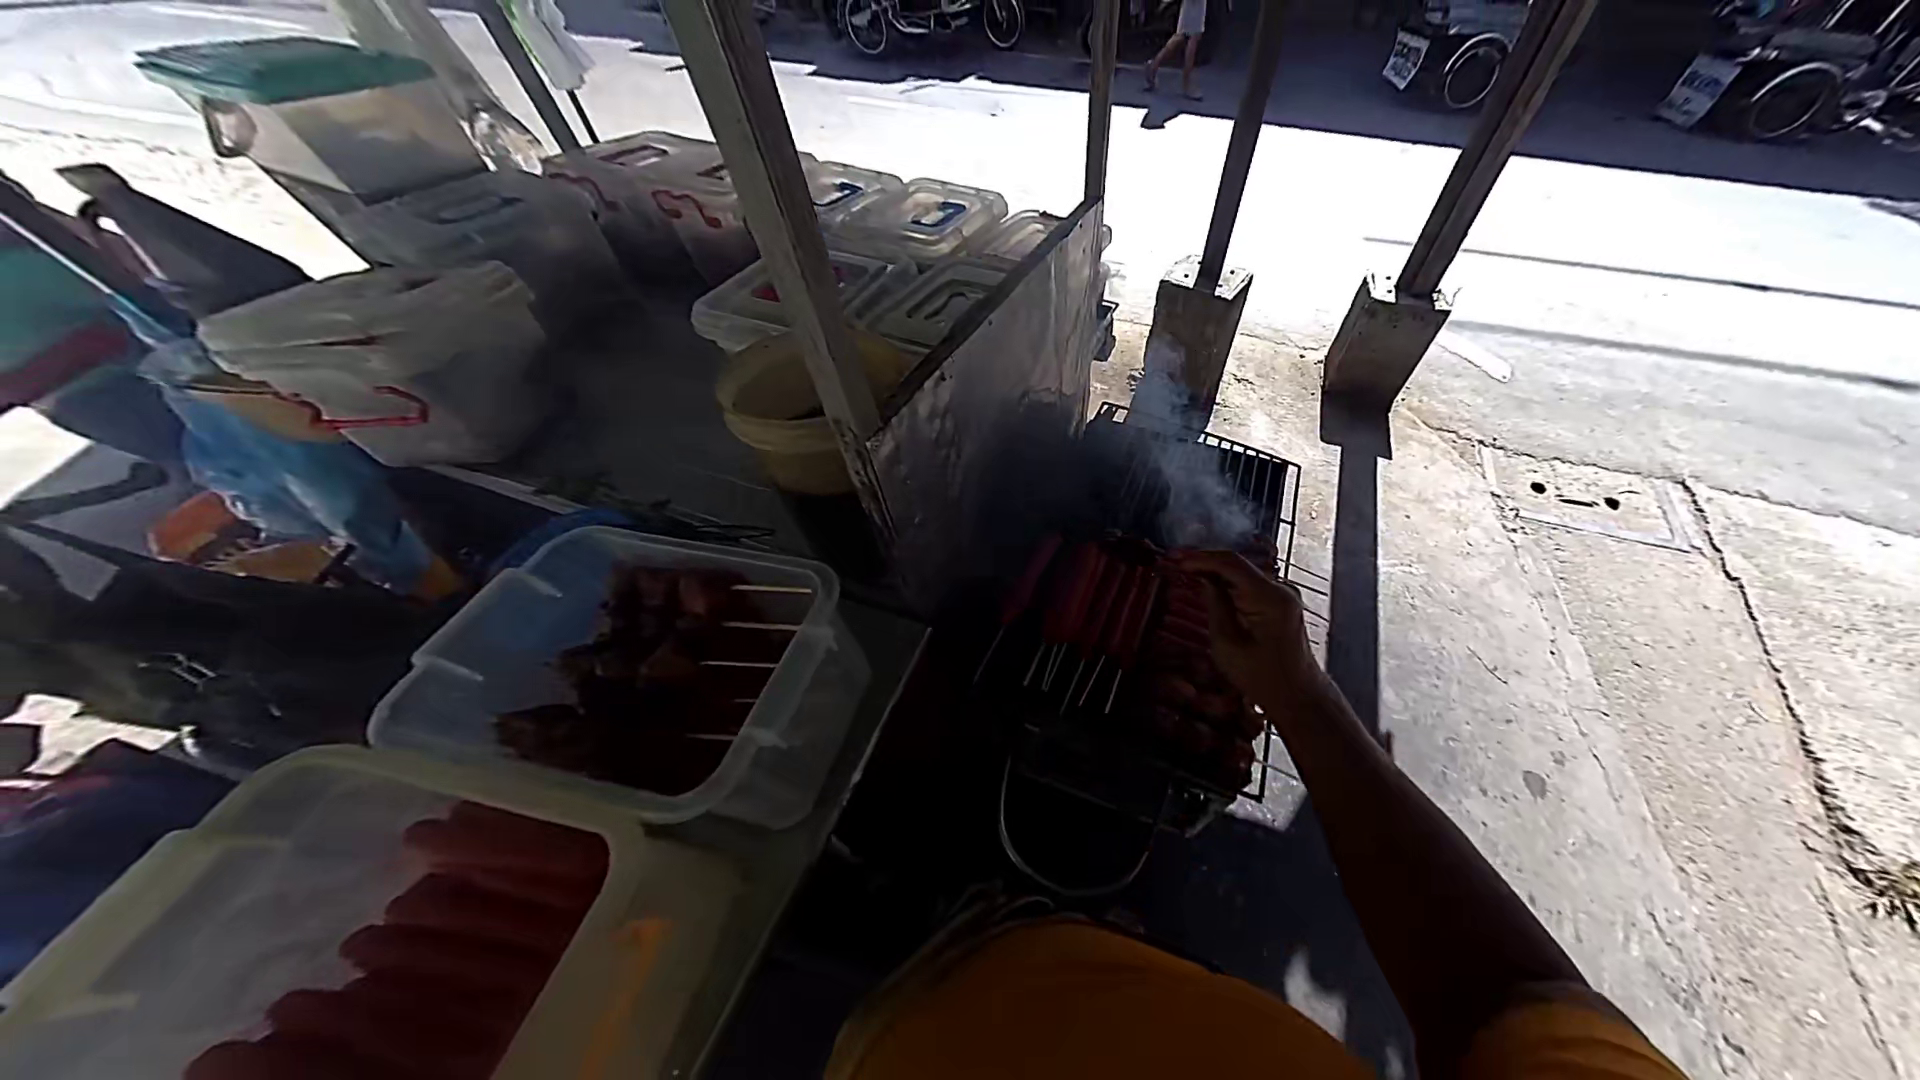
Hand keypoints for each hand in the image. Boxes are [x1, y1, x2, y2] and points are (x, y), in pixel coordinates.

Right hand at [1168, 549, 1326, 712]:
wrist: (1298, 696)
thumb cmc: (1262, 677)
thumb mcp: (1227, 643)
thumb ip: (1215, 605)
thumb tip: (1204, 579)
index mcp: (1269, 598)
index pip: (1230, 564)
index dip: (1199, 558)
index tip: (1175, 558)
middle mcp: (1280, 590)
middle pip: (1236, 564)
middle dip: (1203, 560)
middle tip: (1174, 560)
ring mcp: (1283, 595)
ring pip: (1241, 572)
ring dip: (1213, 569)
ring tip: (1184, 568)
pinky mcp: (1279, 603)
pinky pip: (1248, 583)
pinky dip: (1225, 581)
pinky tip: (1206, 581)